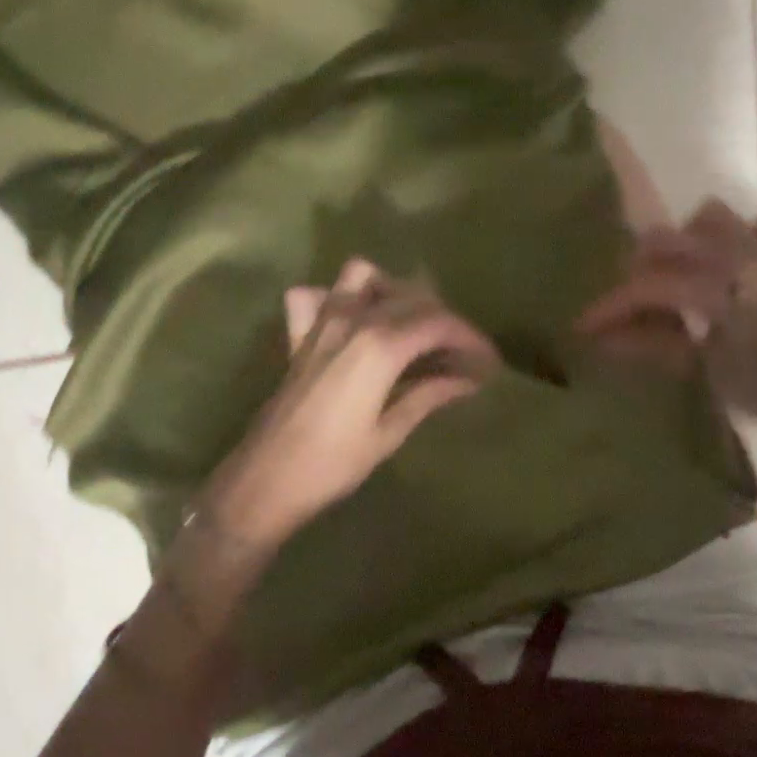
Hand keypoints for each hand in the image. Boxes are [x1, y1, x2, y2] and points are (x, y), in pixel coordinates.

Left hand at [200, 258, 496, 551]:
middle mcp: (351, 322)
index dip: (470, 337)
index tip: (490, 361)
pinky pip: (314, 297)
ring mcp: (320, 324)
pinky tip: (352, 322)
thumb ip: (428, 395)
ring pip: (362, 277)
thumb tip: (469, 380)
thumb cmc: (333, 465)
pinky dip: (336, 299)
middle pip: (409, 298)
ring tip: (412, 325)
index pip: (438, 323)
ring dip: (393, 291)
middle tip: (462, 354)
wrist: (267, 479)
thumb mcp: (389, 432)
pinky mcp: (298, 338)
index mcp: (379, 347)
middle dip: (443, 319)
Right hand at [576, 199, 756, 447]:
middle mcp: (742, 255)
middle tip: (621, 308)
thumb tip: (600, 342)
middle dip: (638, 269)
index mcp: (721, 283)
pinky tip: (719, 271)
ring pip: (712, 219)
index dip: (610, 306)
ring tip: (668, 282)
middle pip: (671, 240)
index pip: (650, 286)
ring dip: (681, 242)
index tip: (580, 327)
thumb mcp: (704, 371)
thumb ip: (652, 347)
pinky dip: (733, 239)